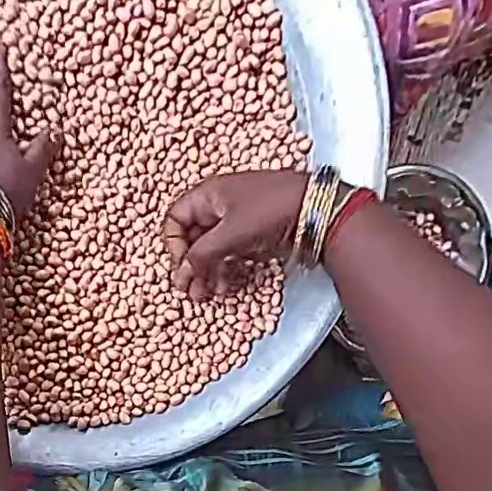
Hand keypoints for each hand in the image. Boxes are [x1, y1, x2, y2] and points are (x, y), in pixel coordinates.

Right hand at [162, 170, 307, 300]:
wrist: (318, 211)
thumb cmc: (272, 211)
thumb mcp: (230, 234)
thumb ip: (201, 254)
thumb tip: (182, 273)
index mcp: (209, 195)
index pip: (176, 219)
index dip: (173, 244)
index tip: (181, 265)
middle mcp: (219, 206)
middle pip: (192, 237)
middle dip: (188, 265)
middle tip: (188, 290)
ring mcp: (236, 222)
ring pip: (210, 249)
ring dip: (205, 272)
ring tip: (205, 295)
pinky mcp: (252, 236)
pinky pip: (228, 254)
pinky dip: (223, 271)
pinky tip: (224, 287)